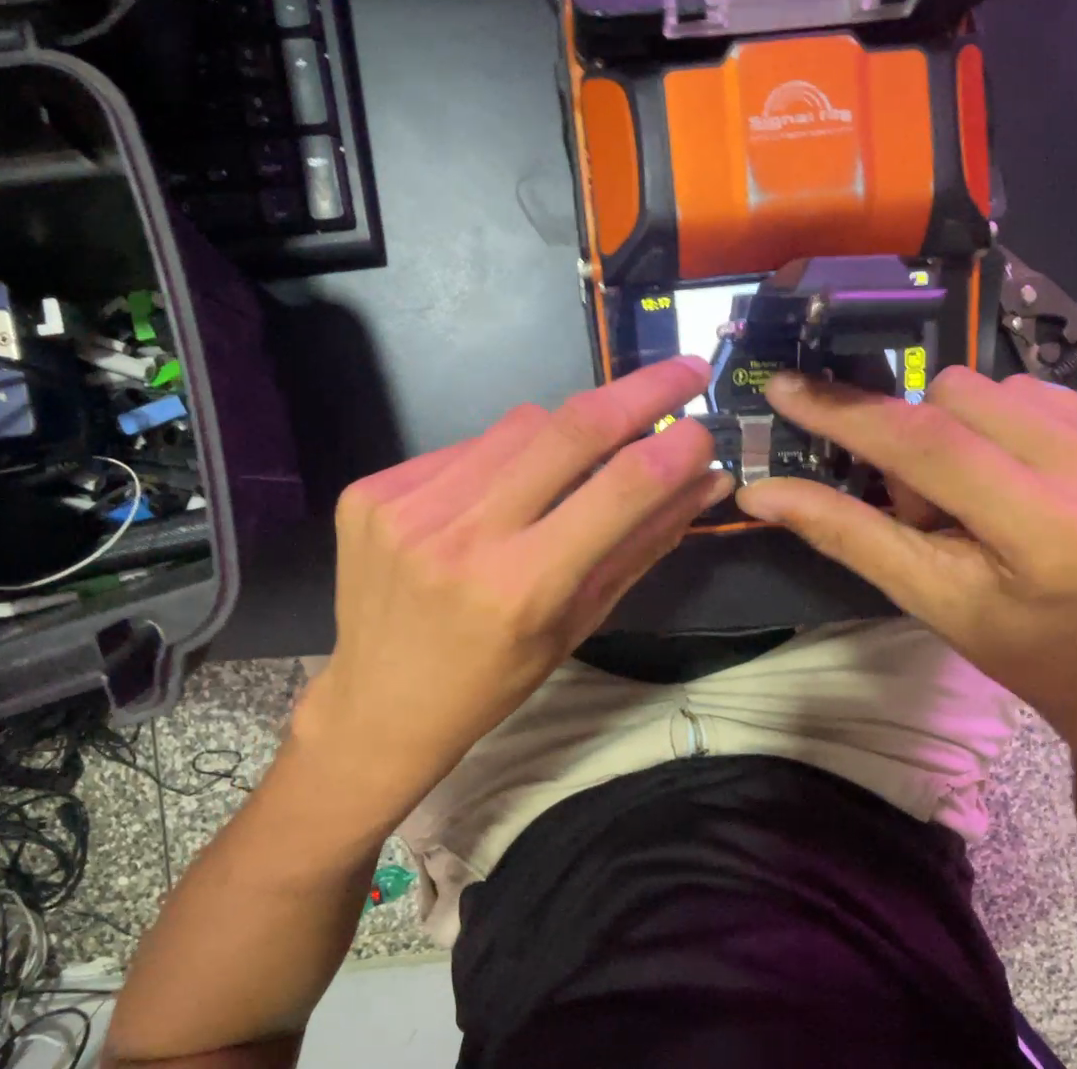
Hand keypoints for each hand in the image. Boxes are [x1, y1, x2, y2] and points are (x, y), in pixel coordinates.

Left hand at [296, 357, 730, 789]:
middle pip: (569, 428)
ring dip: (563, 435)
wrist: (379, 704)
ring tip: (562, 476)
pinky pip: (465, 447)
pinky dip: (499, 461)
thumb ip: (643, 544)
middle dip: (639, 392)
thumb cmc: (494, 680)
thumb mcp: (578, 624)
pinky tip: (491, 502)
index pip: (619, 489)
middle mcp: (461, 537)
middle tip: (683, 372)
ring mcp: (407, 507)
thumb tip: (705, 479)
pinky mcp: (372, 492)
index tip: (704, 424)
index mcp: (522, 588)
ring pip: (518, 426)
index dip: (673, 448)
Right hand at [735, 367, 1076, 751]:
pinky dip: (1004, 428)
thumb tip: (759, 493)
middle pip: (956, 397)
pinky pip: (1034, 389)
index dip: (850, 414)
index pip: (930, 447)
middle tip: (932, 508)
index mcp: (1052, 534)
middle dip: (918, 442)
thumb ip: (845, 534)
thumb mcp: (926, 597)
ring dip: (962, 434)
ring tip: (982, 497)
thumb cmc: (1017, 641)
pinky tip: (1020, 478)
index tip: (788, 390)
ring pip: (993, 386)